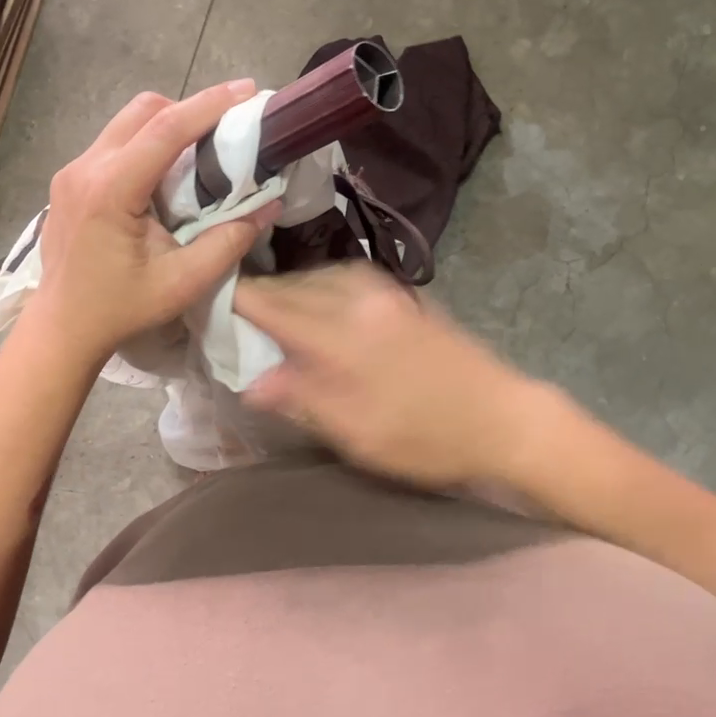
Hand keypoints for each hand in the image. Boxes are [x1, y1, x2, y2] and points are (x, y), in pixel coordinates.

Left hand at [28, 80, 278, 359]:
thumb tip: (269, 203)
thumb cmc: (121, 308)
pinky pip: (112, 142)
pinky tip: (164, 173)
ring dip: (165, 125)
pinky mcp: (68, 179)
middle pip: (143, 110)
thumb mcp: (183, 282)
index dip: (210, 104)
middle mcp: (85, 168)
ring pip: (125, 122)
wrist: (62, 327)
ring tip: (199, 149)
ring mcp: (71, 171)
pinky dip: (144, 143)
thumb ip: (229, 241)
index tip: (247, 90)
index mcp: (110, 190)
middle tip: (226, 126)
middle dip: (188, 109)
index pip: (165, 129)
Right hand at [234, 264, 555, 489]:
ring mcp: (386, 294)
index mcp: (343, 335)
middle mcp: (361, 300)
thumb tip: (251, 381)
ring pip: (319, 278)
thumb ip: (302, 399)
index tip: (208, 306)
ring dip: (290, 292)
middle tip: (234, 318)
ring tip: (272, 316)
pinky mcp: (404, 297)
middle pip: (292, 286)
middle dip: (259, 298)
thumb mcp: (358, 435)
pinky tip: (317, 307)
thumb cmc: (428, 439)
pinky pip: (346, 278)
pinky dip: (320, 289)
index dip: (234, 301)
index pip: (271, 304)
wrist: (507, 420)